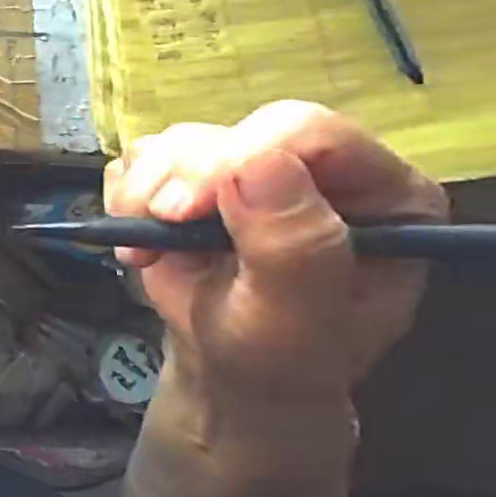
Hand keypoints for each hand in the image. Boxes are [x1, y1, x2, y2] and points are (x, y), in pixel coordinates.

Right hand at [105, 101, 446, 405]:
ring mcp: (239, 173)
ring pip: (170, 145)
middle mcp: (307, 170)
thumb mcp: (296, 317)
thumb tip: (259, 164)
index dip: (234, 159)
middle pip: (223, 135)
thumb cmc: (278, 352)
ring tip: (146, 248)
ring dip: (139, 195)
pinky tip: (138, 237)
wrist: (230, 364)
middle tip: (156, 232)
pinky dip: (121, 198)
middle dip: (173, 183)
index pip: (306, 132)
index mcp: (374, 191)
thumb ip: (294, 246)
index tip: (180, 213)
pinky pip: (134, 162)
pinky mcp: (182, 180)